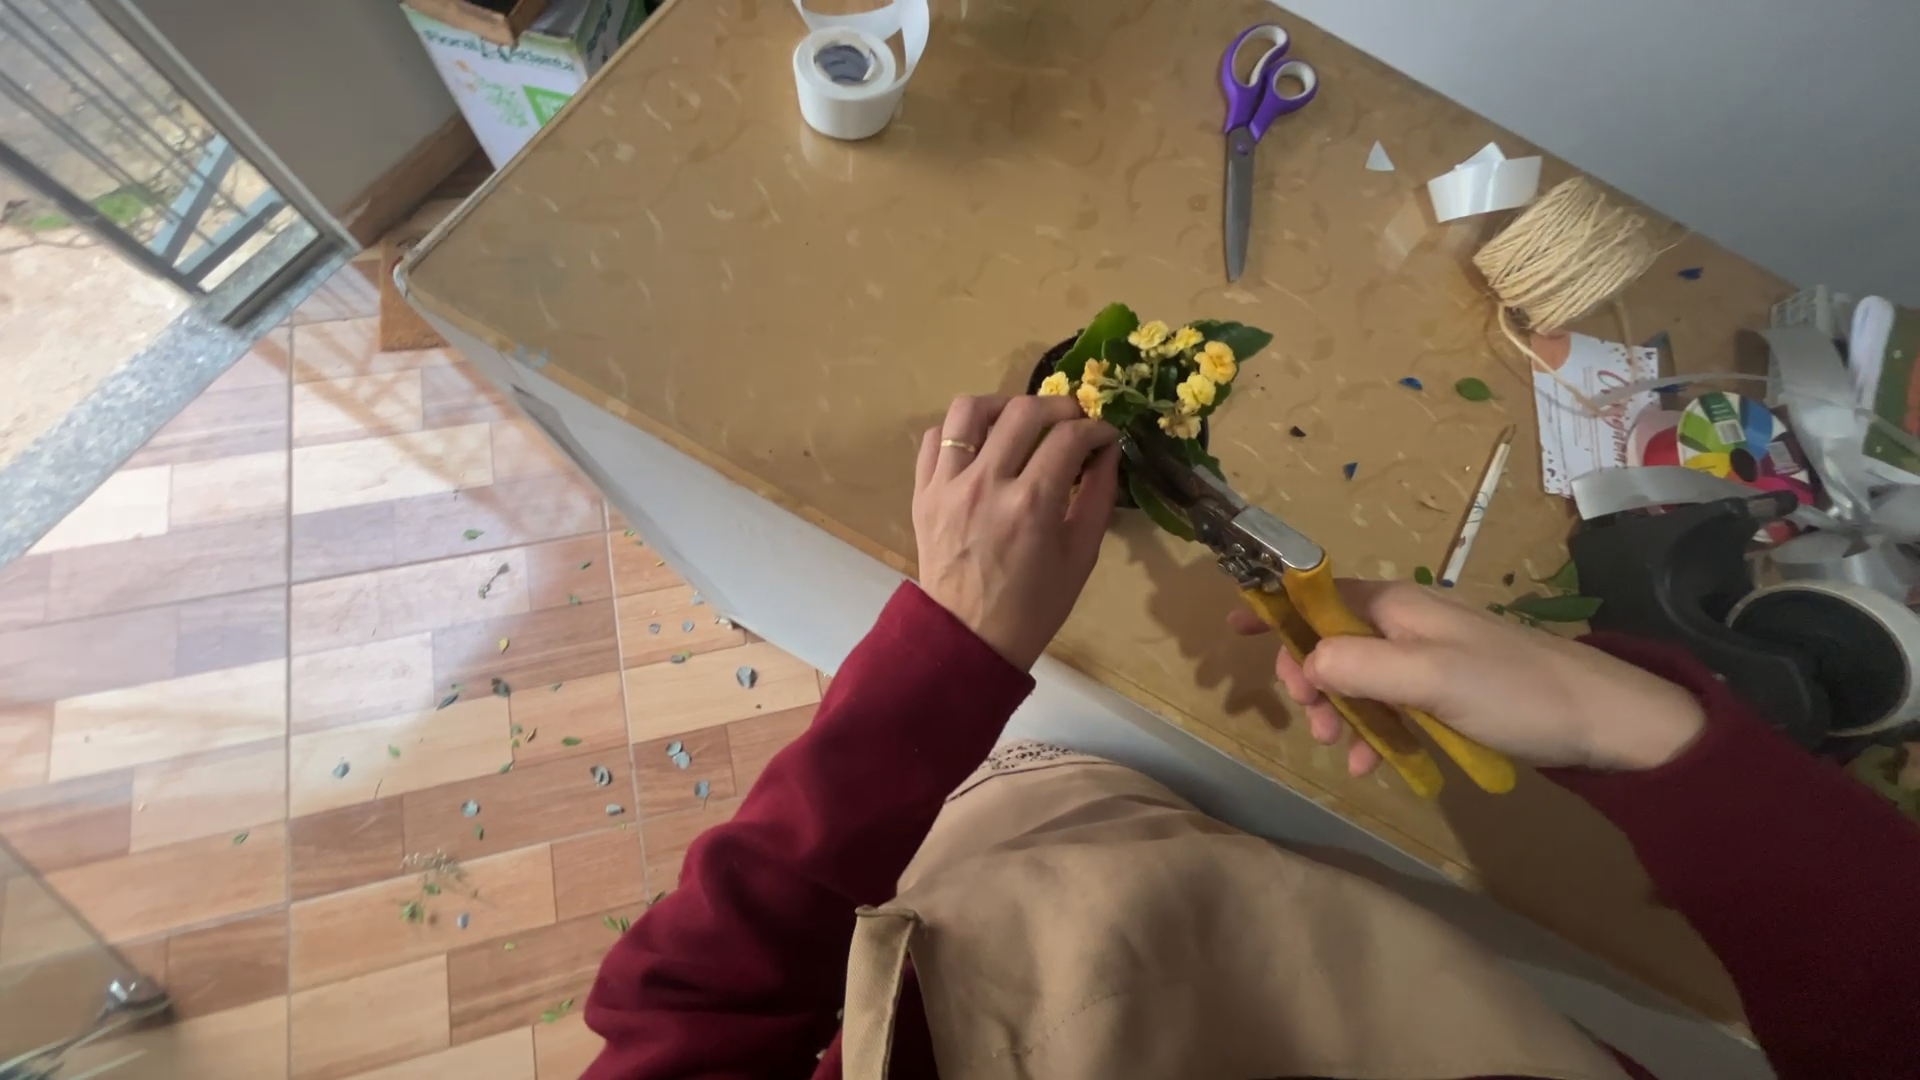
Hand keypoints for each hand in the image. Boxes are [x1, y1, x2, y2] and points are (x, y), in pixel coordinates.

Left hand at [913, 394, 1119, 669]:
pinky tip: (981, 446)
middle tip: (1071, 422)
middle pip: (1023, 410)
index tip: (1103, 437)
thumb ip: (1099, 496)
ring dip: (1002, 406)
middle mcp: (986, 484)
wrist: (968, 639)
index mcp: (1031, 504)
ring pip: (969, 410)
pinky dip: (960, 431)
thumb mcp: (1081, 555)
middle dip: (1059, 406)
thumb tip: (1107, 451)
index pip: (1069, 436)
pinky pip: (934, 438)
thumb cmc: (1034, 606)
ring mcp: (947, 486)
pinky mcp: (922, 493)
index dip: (1095, 428)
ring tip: (1019, 423)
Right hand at [1228, 580, 1706, 773]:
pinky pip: (1383, 701)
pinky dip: (1371, 727)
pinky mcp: (1438, 685)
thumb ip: (1358, 665)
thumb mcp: (1429, 677)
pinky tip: (1371, 762)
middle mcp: (1397, 621)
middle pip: (1326, 641)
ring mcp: (1418, 654)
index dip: (1272, 609)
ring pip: (1351, 675)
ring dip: (1338, 710)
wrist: (1608, 723)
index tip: (1235, 629)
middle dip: (1309, 680)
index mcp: (1389, 605)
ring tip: (1343, 749)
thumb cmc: (1512, 690)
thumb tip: (1304, 665)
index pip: (1312, 595)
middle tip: (1312, 719)